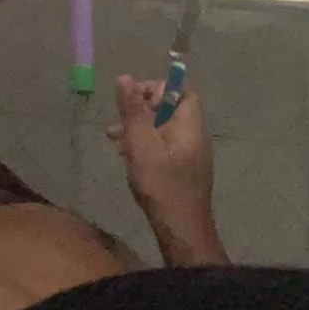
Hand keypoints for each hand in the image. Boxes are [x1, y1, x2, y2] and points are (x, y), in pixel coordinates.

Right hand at [108, 75, 225, 265]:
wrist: (181, 232)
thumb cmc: (161, 184)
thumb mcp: (140, 143)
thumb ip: (132, 109)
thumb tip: (125, 77)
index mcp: (189, 125)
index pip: (181, 90)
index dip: (158, 88)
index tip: (135, 99)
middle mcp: (194, 136)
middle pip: (170, 107)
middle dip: (141, 108)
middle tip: (120, 119)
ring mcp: (191, 155)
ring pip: (163, 127)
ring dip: (139, 127)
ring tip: (114, 138)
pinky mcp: (184, 170)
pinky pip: (164, 145)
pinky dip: (145, 143)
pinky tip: (126, 156)